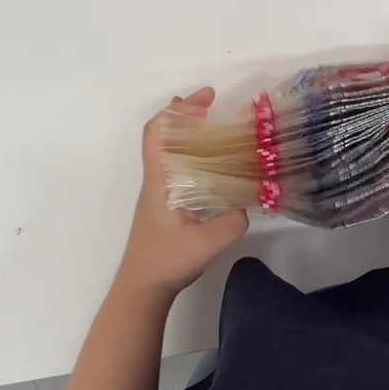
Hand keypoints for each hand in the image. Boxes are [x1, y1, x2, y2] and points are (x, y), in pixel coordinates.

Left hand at [116, 87, 249, 295]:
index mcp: (160, 182)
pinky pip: (176, 169)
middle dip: (186, 114)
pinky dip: (192, 156)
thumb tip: (247, 204)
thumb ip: (232, 221)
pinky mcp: (163, 207)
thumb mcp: (207, 243)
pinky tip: (213, 167)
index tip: (204, 100)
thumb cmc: (166, 261)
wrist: (141, 288)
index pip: (157, 134)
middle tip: (213, 103)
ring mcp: (158, 194)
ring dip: (188, 134)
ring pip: (169, 152)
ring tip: (214, 126)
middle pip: (163, 136)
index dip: (178, 111)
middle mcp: (156, 182)